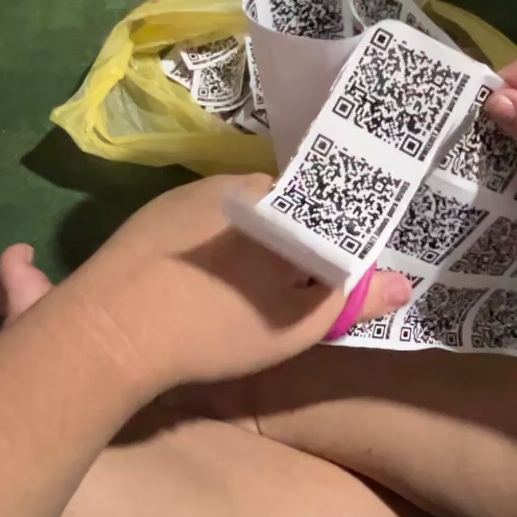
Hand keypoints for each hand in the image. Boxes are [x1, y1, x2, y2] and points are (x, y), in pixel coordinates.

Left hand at [60, 175, 413, 391]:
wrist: (110, 333)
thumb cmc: (217, 327)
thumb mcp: (297, 324)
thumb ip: (353, 300)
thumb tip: (405, 283)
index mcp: (278, 202)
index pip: (325, 208)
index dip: (330, 242)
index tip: (324, 274)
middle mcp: (236, 183)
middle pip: (284, 209)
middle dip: (291, 242)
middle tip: (281, 290)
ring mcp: (188, 194)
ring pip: (243, 212)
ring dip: (250, 240)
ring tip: (237, 288)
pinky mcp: (152, 212)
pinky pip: (202, 219)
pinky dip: (211, 242)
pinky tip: (196, 280)